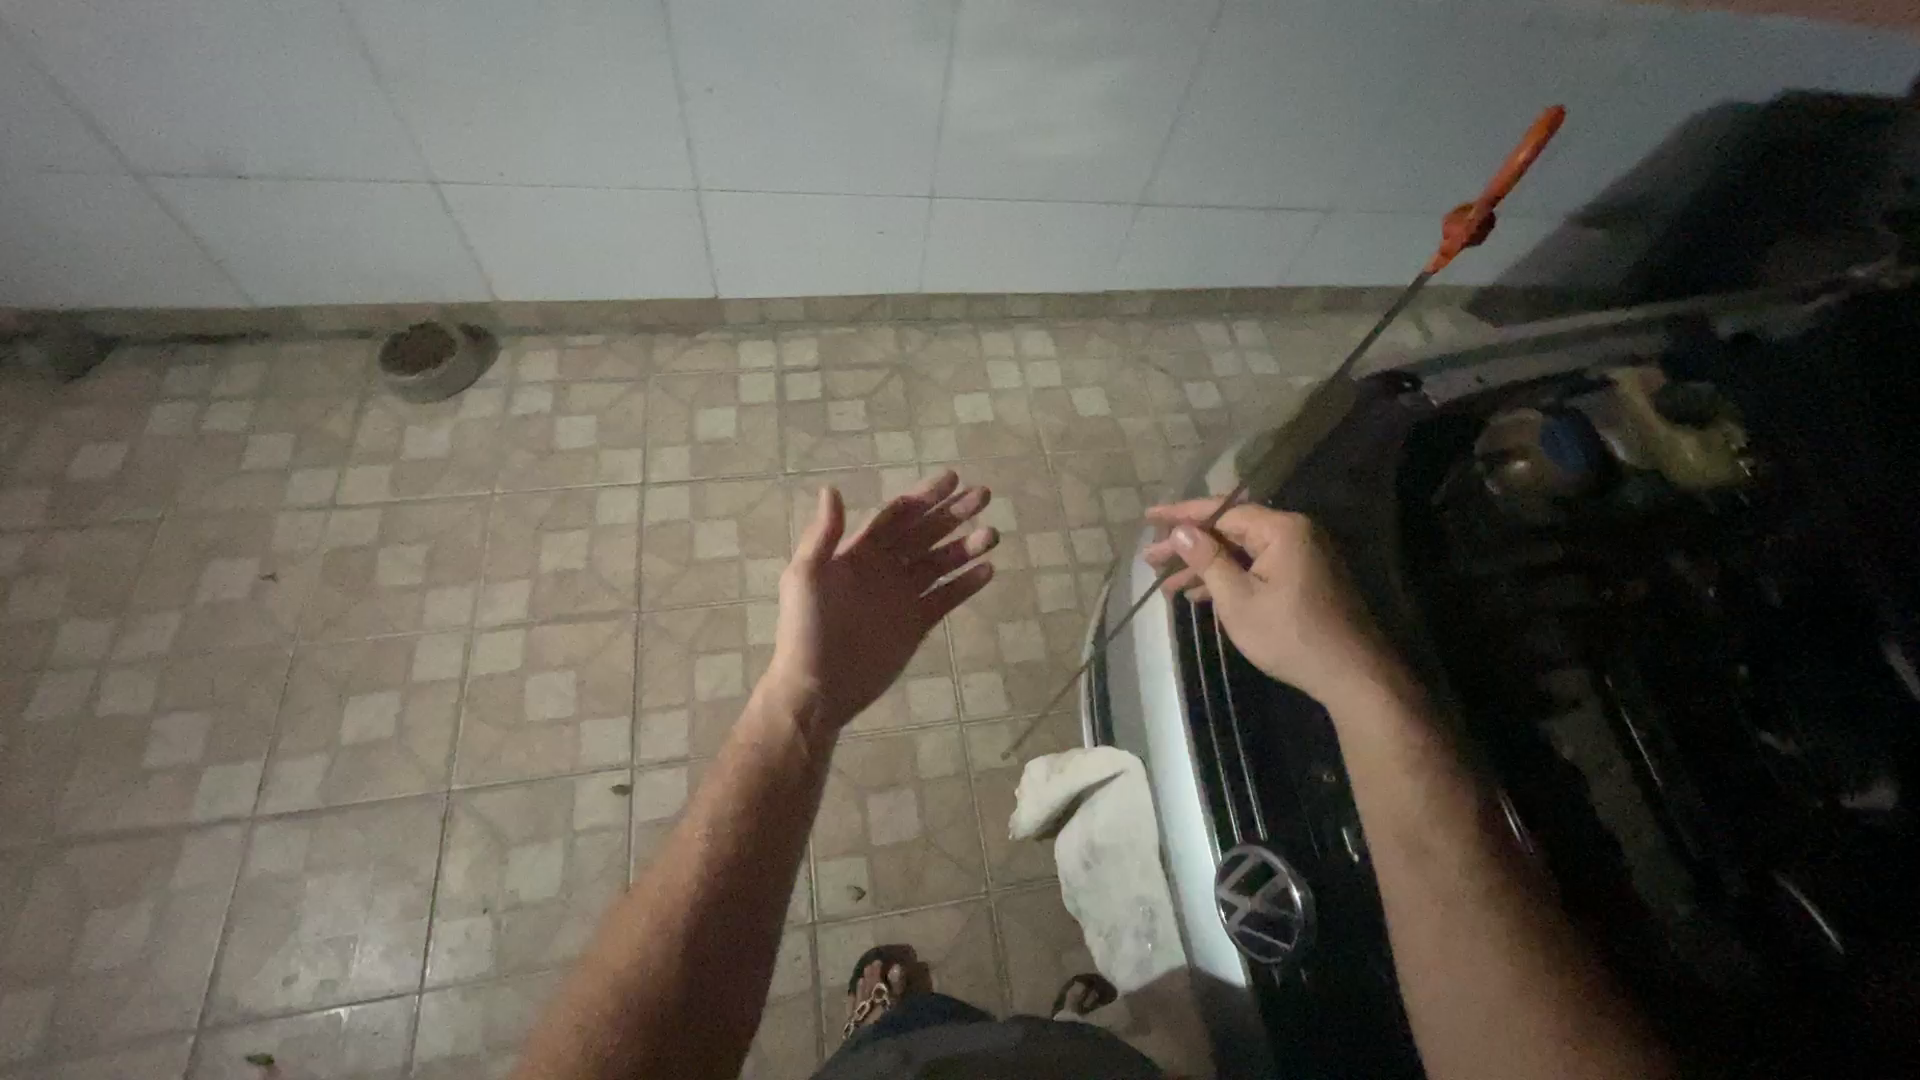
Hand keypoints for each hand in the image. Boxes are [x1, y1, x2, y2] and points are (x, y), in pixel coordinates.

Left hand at [765, 470, 998, 732]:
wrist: (819, 686)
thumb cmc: (806, 628)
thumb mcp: (806, 576)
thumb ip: (824, 534)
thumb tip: (832, 488)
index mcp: (859, 552)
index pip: (897, 516)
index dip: (924, 496)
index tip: (952, 478)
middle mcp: (885, 568)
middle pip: (925, 533)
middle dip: (953, 514)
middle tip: (983, 495)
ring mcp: (902, 596)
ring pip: (940, 563)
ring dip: (966, 547)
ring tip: (992, 534)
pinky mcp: (916, 624)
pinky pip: (946, 598)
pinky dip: (966, 584)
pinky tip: (987, 570)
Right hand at [1143, 498, 1398, 703]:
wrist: (1351, 674)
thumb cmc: (1289, 635)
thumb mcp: (1237, 598)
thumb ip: (1207, 560)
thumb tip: (1181, 531)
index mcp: (1281, 530)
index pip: (1222, 511)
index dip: (1181, 515)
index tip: (1149, 517)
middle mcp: (1295, 533)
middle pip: (1231, 530)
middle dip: (1189, 545)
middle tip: (1150, 558)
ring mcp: (1302, 556)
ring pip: (1242, 551)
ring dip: (1205, 566)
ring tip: (1167, 583)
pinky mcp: (1304, 577)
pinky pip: (1257, 566)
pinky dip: (1229, 577)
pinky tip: (1200, 594)